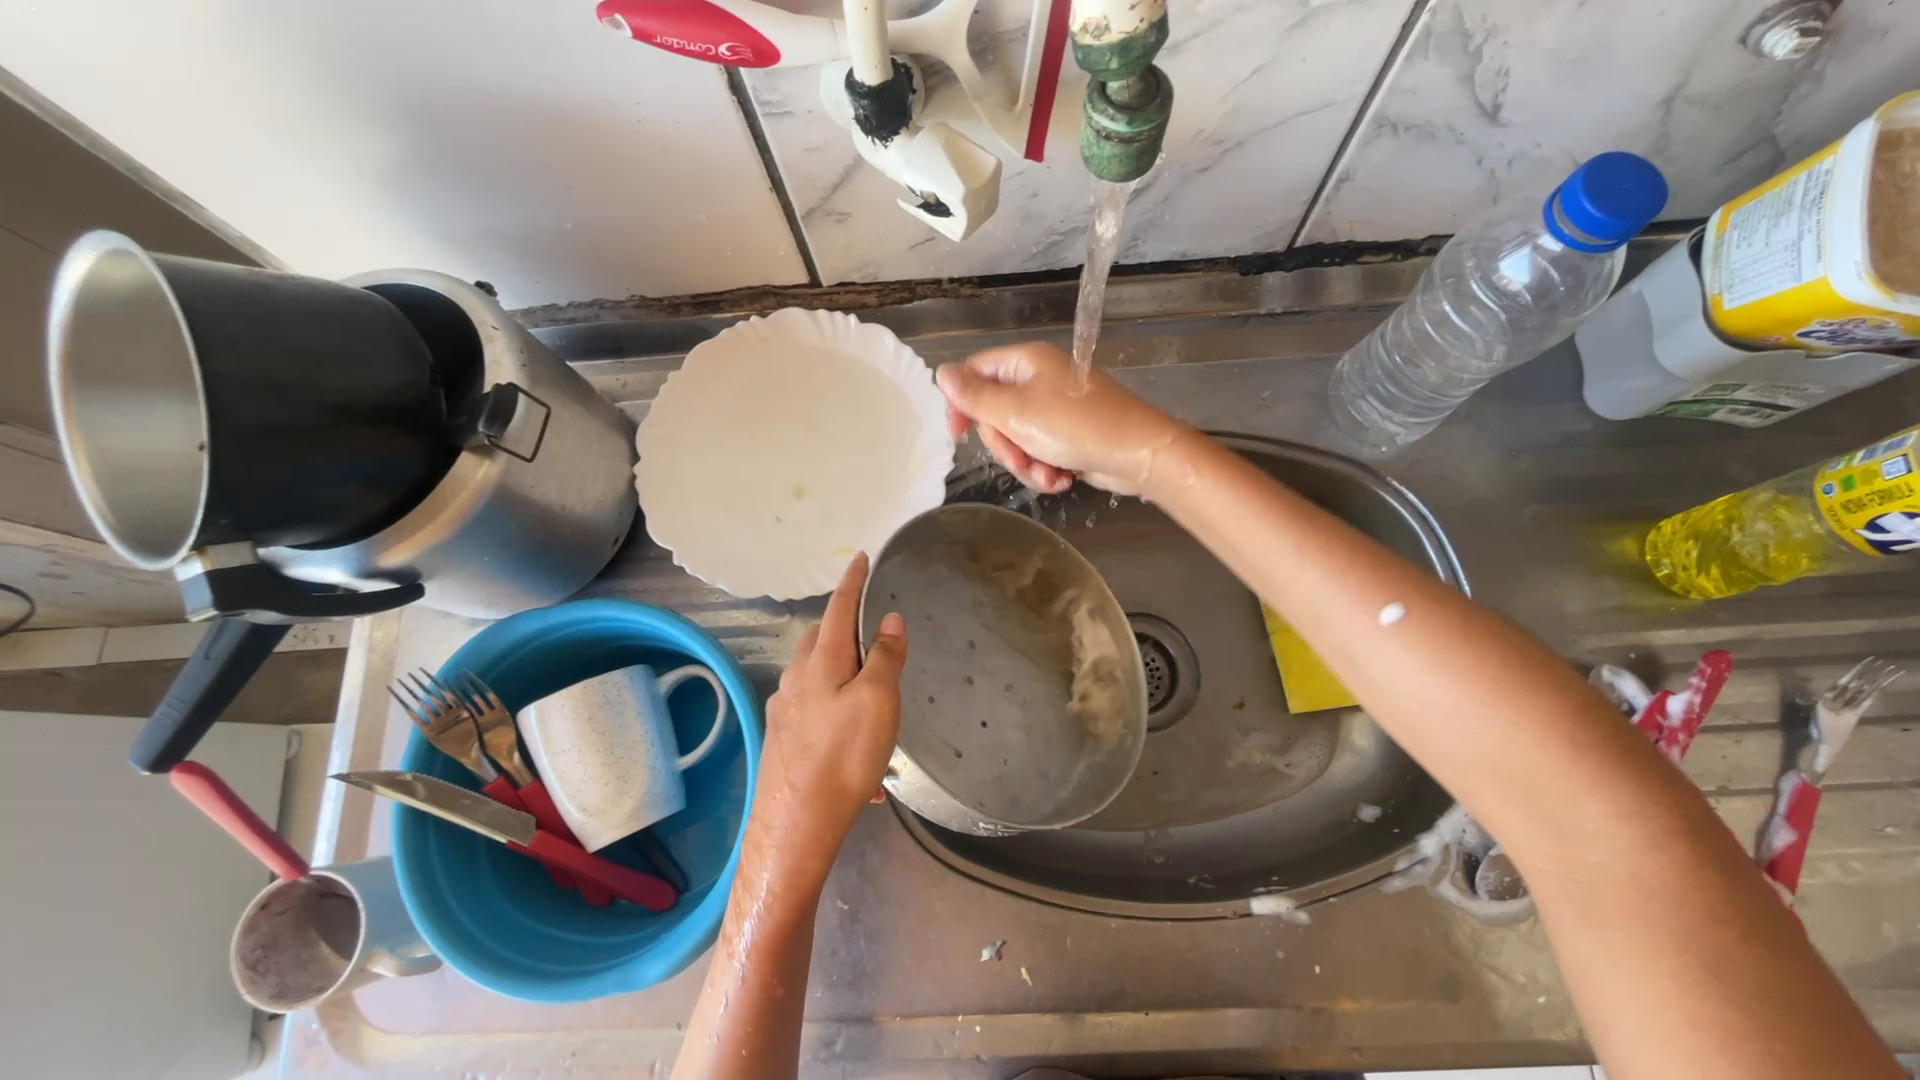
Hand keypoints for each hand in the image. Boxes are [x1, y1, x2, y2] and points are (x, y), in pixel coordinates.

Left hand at [754, 553, 906, 871]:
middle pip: (820, 641)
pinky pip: (815, 713)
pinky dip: (838, 716)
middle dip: (843, 632)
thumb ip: (884, 657)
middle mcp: (796, 679)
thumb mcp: (878, 701)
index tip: (860, 557)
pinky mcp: (783, 741)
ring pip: (816, 679)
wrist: (797, 823)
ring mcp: (785, 711)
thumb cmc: (845, 755)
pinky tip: (860, 756)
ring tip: (874, 708)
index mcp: (821, 661)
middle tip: (873, 639)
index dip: (852, 582)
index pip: (838, 608)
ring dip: (843, 679)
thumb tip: (888, 619)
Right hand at [936, 343, 1189, 495]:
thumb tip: (941, 373)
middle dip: (1004, 445)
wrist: (1138, 454)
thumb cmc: (1076, 426)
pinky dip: (1045, 469)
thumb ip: (975, 396)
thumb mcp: (1016, 412)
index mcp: (1026, 362)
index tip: (957, 434)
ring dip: (1025, 462)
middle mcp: (1040, 380)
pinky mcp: (1069, 435)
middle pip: (995, 412)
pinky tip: (1061, 478)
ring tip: (1046, 473)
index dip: (961, 403)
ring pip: (1016, 438)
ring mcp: (1056, 409)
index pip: (976, 372)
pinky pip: (1039, 451)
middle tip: (1019, 458)